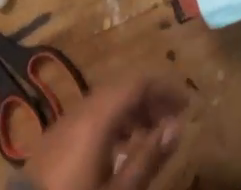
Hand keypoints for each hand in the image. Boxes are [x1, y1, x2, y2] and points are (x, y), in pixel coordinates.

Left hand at [24, 78, 185, 189]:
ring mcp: (64, 122)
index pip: (136, 83)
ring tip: (150, 134)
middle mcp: (81, 110)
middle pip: (121, 88)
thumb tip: (177, 126)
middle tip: (172, 120)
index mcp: (98, 118)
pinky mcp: (54, 137)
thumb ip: (149, 157)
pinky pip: (90, 115)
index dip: (164, 87)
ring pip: (105, 101)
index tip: (185, 104)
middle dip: (150, 98)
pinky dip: (113, 120)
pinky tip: (121, 145)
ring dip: (132, 109)